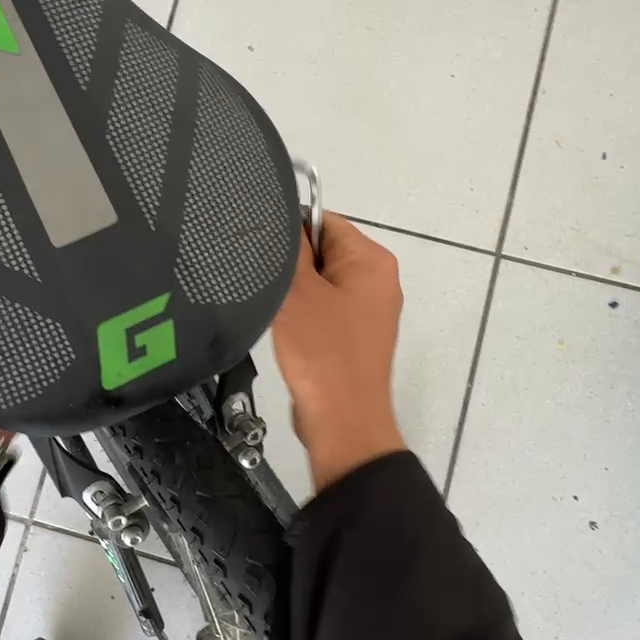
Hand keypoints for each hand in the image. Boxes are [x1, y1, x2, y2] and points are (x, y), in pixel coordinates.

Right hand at [270, 212, 406, 490]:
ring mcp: (370, 310)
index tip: (261, 255)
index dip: (287, 233)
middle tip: (265, 286)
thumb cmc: (321, 351)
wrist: (343, 419)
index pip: (322, 221)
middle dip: (291, 267)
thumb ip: (288, 249)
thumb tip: (281, 220)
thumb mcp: (296, 292)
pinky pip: (325, 311)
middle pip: (322, 252)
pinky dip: (303, 316)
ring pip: (321, 284)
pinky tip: (287, 333)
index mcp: (371, 260)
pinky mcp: (357, 337)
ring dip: (294, 295)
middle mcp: (379, 279)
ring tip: (276, 311)